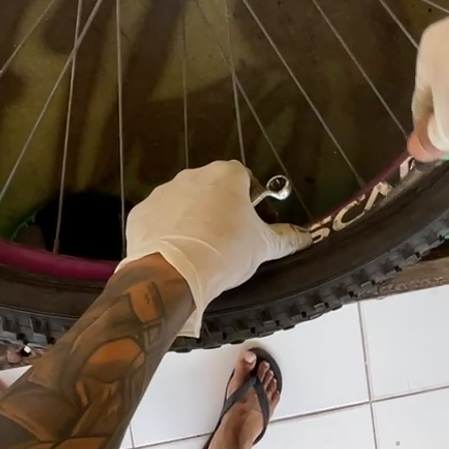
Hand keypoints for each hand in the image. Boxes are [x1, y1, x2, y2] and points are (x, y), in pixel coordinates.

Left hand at [124, 160, 310, 336]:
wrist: (174, 272)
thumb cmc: (227, 251)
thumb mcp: (264, 247)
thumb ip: (286, 238)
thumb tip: (307, 237)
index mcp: (226, 175)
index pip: (244, 178)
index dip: (251, 201)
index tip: (253, 225)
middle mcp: (192, 175)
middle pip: (212, 189)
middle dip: (220, 209)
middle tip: (227, 240)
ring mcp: (162, 192)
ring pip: (183, 203)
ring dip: (192, 219)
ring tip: (200, 250)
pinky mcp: (140, 213)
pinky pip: (159, 220)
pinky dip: (167, 232)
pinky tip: (176, 254)